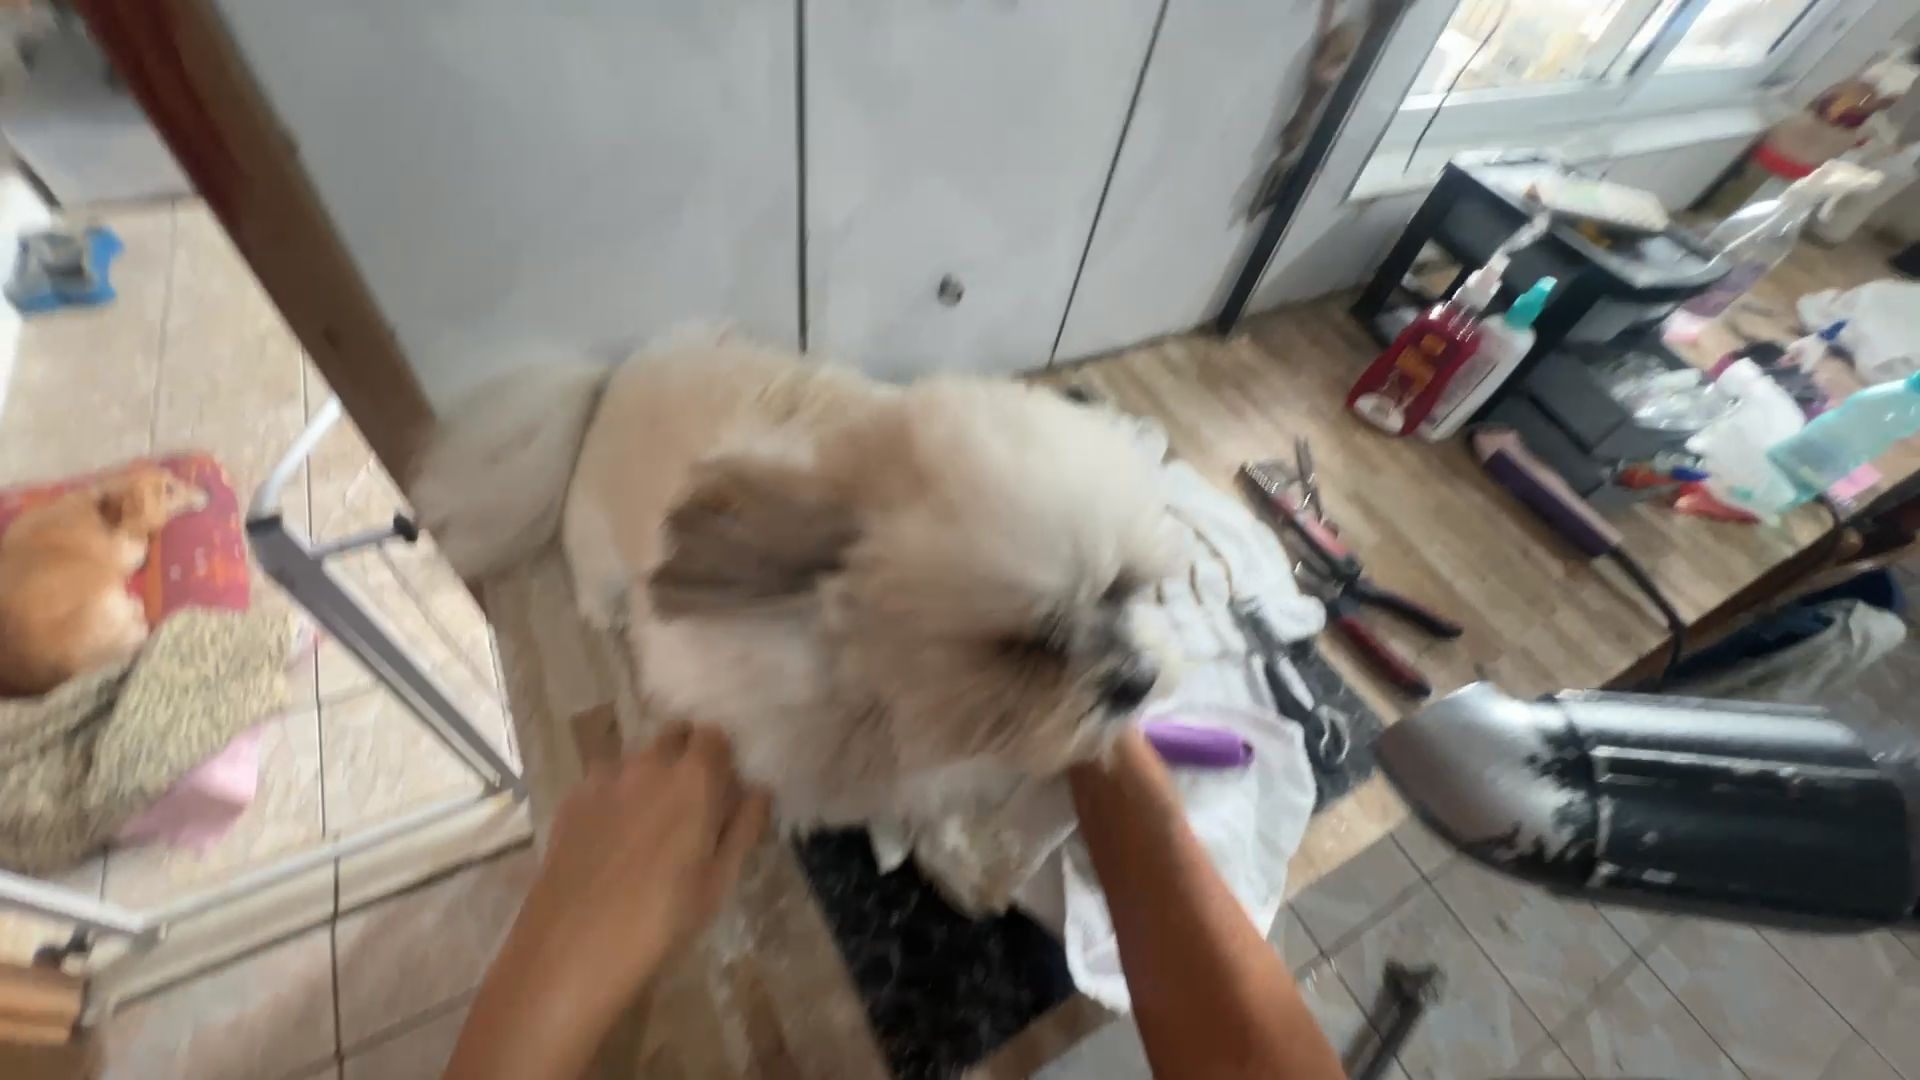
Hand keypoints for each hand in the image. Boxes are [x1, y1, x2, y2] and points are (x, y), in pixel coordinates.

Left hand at [514, 727, 771, 994]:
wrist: (566, 956)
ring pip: (637, 756)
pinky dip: (615, 793)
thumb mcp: (718, 882)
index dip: (722, 755)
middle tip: (692, 798)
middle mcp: (649, 764)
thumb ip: (744, 827)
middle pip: (675, 735)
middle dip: (686, 754)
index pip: (714, 735)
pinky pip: (603, 780)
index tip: (725, 784)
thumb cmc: (659, 921)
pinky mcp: (570, 801)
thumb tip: (759, 791)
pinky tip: (612, 836)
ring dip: (649, 773)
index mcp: (694, 778)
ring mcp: (604, 779)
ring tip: (649, 820)